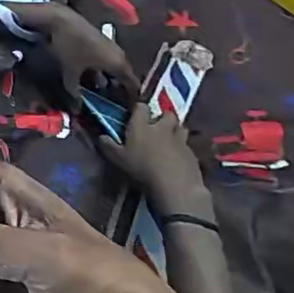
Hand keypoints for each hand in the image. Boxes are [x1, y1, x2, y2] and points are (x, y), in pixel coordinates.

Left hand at [13, 2, 139, 97]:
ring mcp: (111, 47)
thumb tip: (76, 107)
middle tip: (115, 104)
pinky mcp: (102, 42)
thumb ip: (74, 90)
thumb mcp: (71, 71)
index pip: (133, 85)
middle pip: (124, 77)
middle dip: (119, 90)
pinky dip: (102, 70)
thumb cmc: (70, 46)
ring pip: (114, 68)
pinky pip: (106, 61)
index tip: (130, 110)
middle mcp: (120, 56)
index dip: (132, 98)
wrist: (62, 19)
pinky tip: (92, 77)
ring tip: (102, 94)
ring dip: (109, 79)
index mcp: (119, 64)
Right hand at [96, 103, 210, 218]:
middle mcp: (162, 128)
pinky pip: (187, 144)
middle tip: (158, 124)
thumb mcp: (118, 159)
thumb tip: (102, 136)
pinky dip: (182, 146)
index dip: (139, 108)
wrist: (175, 184)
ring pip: (181, 127)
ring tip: (170, 137)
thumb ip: (108, 146)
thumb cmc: (141, 168)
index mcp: (141, 126)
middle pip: (167, 114)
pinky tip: (178, 155)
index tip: (136, 112)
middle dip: (163, 116)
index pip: (141, 108)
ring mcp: (179, 139)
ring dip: (175, 129)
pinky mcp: (192, 152)